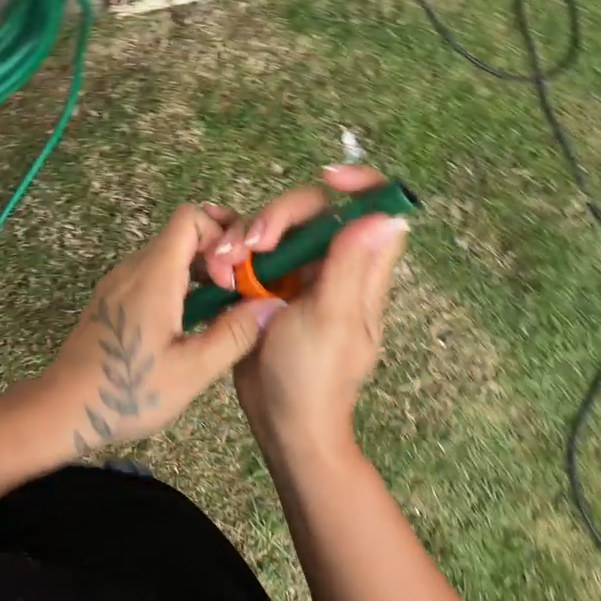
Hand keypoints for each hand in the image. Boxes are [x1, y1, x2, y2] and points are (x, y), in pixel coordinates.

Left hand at [42, 203, 280, 453]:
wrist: (65, 408)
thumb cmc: (129, 390)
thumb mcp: (192, 370)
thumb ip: (235, 333)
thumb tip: (273, 305)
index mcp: (153, 274)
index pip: (191, 217)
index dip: (222, 235)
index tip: (233, 277)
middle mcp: (133, 268)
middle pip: (181, 232)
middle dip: (216, 253)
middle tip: (235, 292)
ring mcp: (119, 281)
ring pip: (167, 253)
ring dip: (198, 270)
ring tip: (218, 309)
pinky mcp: (112, 298)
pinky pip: (152, 273)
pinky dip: (178, 283)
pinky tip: (189, 321)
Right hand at [209, 165, 409, 455]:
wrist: (282, 423)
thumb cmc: (313, 377)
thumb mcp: (331, 319)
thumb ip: (350, 265)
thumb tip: (385, 215)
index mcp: (359, 271)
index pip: (373, 211)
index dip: (360, 185)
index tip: (328, 178)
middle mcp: (330, 265)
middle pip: (310, 211)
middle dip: (276, 215)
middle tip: (250, 244)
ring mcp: (296, 275)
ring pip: (273, 228)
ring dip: (244, 235)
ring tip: (222, 263)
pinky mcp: (264, 285)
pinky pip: (248, 250)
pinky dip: (230, 251)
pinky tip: (215, 263)